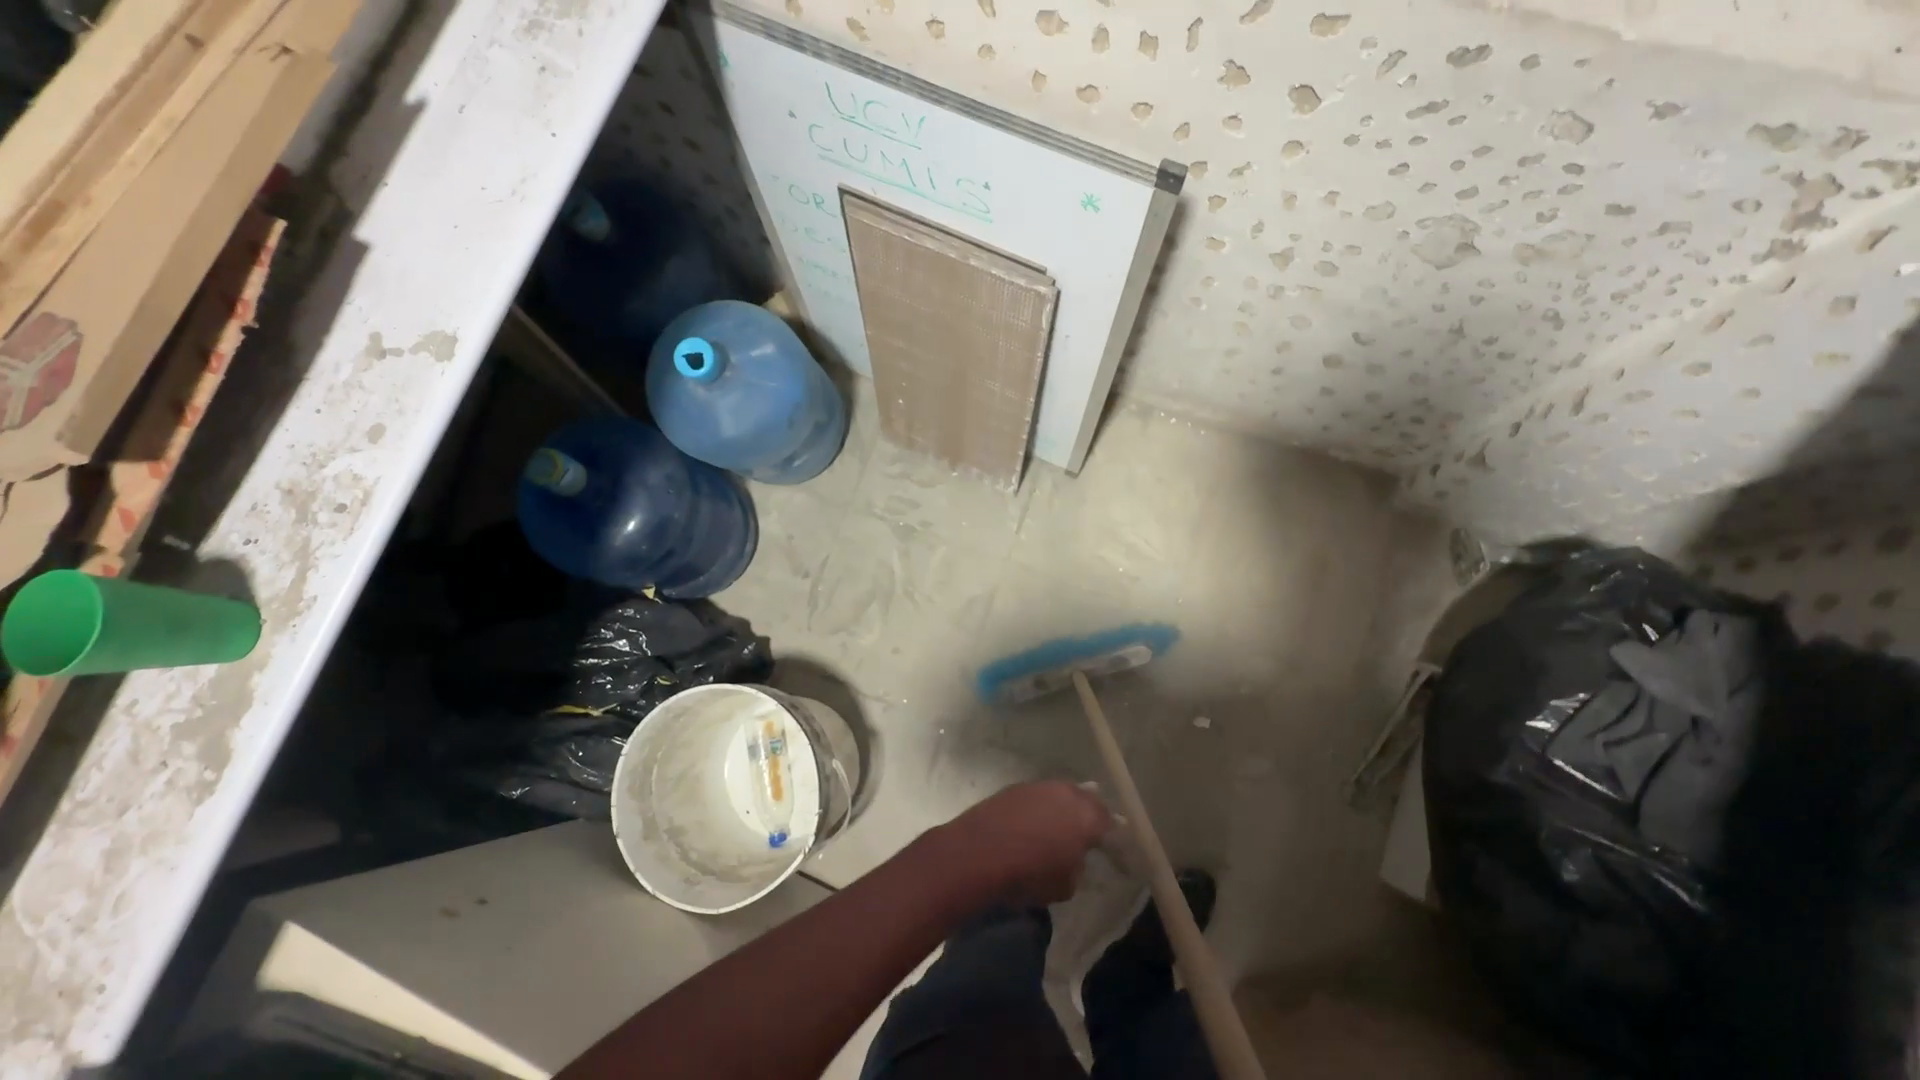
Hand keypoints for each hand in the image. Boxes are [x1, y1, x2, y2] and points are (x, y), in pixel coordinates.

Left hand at [929, 781, 1114, 908]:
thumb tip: (1073, 859)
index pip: (1115, 832)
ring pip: (1065, 794)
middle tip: (1104, 831)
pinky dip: (1046, 807)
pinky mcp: (1015, 788)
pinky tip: (1041, 819)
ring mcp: (1040, 787)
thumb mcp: (1063, 886)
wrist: (976, 853)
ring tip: (1072, 820)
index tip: (1124, 866)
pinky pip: (1041, 797)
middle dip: (1099, 817)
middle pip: (1092, 802)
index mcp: (1089, 818)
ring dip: (1071, 807)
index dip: (1120, 851)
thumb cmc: (1027, 875)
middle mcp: (1068, 794)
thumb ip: (1077, 869)